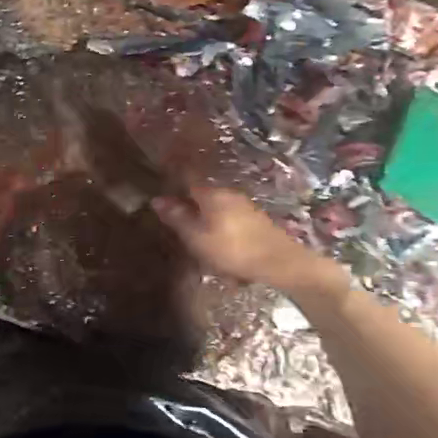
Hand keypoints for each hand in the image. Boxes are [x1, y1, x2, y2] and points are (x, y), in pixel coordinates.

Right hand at [151, 185, 344, 295]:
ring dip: (204, 217)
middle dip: (188, 200)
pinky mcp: (255, 220)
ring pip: (216, 206)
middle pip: (202, 192)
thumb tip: (157, 199)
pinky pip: (228, 218)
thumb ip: (177, 218)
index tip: (161, 174)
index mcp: (211, 194)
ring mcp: (244, 206)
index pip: (188, 175)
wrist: (281, 263)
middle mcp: (228, 193)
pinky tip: (217, 244)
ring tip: (195, 236)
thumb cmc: (232, 250)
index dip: (174, 174)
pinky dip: (218, 226)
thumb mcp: (197, 238)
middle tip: (173, 215)